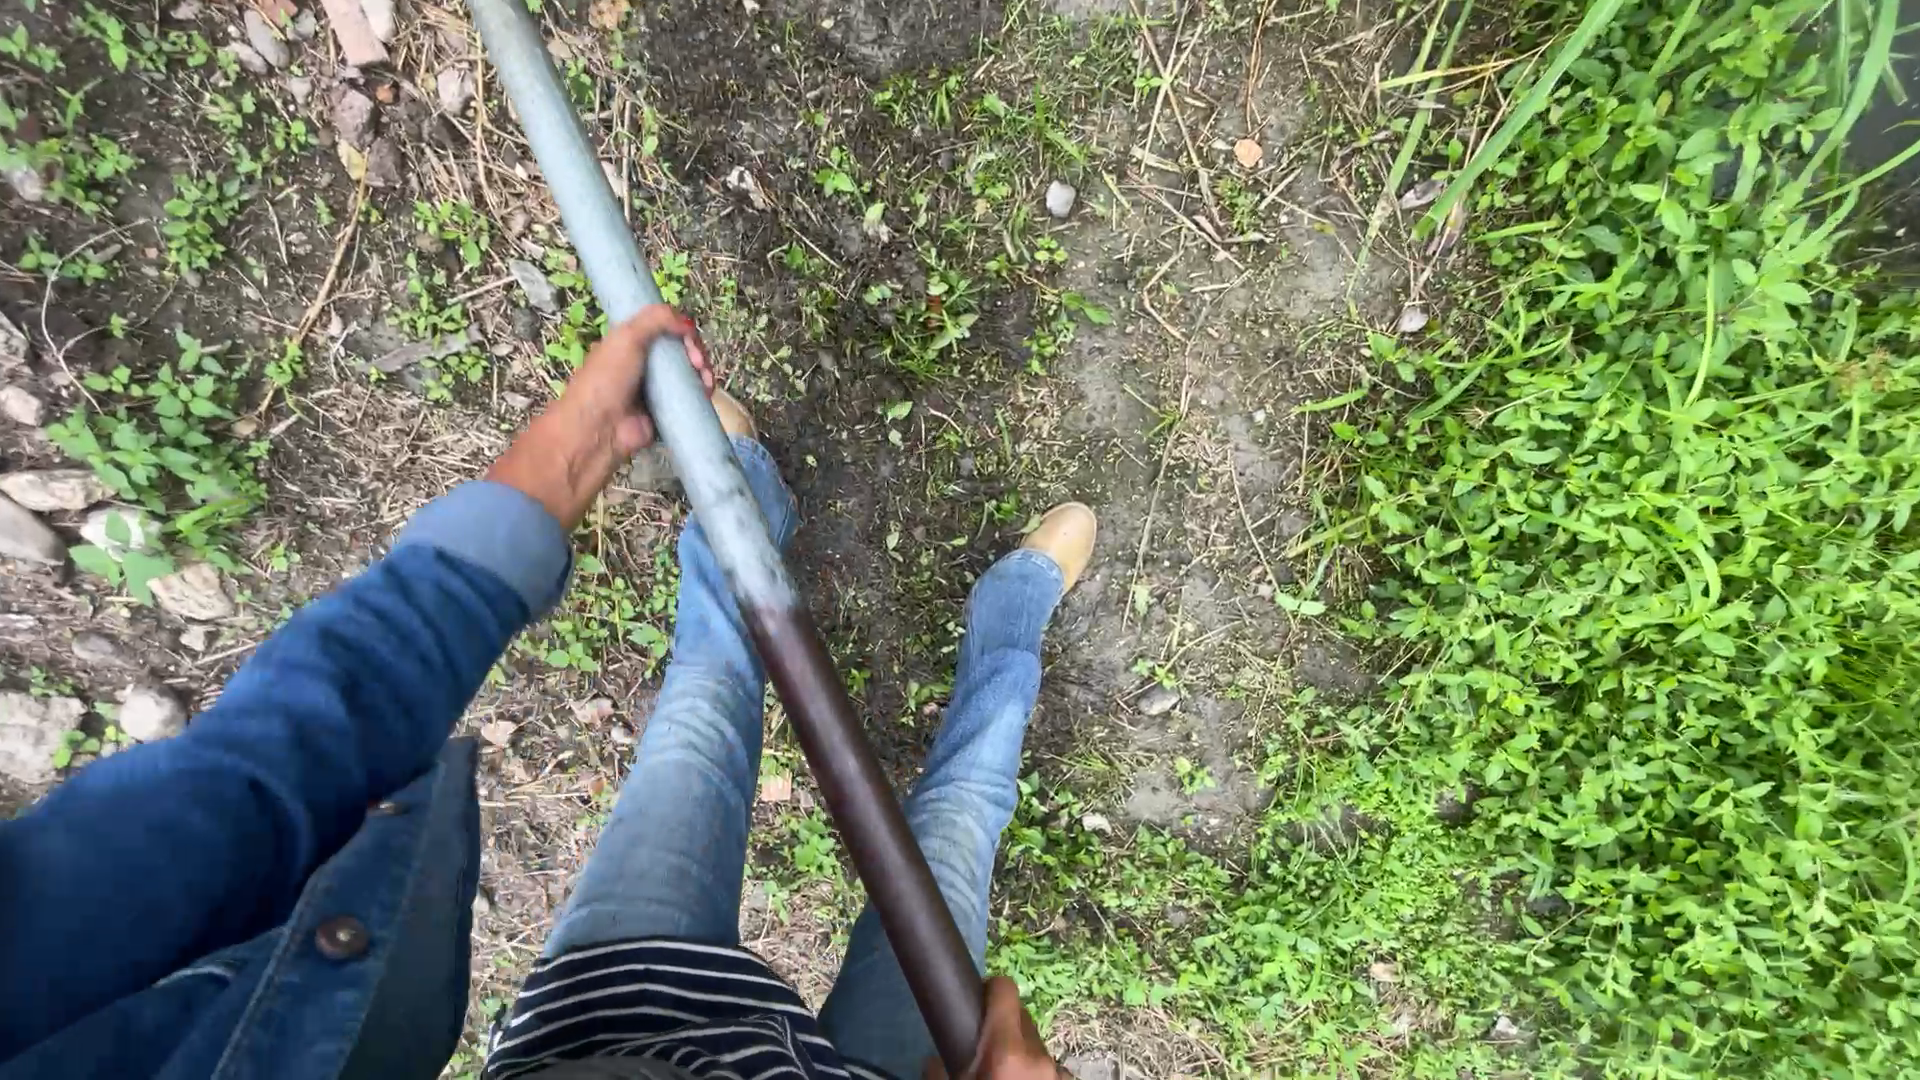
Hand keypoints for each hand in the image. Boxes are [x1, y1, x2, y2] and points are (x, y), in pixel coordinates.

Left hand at [486, 305, 711, 528]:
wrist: (600, 427)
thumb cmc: (607, 379)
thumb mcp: (626, 337)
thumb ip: (656, 319)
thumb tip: (688, 322)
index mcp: (632, 344)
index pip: (666, 330)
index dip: (682, 331)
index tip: (689, 339)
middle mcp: (646, 365)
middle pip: (682, 353)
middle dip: (697, 354)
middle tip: (699, 364)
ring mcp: (658, 389)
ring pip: (690, 375)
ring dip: (703, 374)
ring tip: (706, 382)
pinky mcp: (667, 411)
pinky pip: (690, 399)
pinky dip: (701, 395)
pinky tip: (706, 394)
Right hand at [923, 978, 1059, 1079]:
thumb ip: (941, 1064)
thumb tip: (934, 1055)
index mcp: (1006, 1051)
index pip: (1005, 988)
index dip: (990, 989)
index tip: (978, 1001)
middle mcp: (1037, 1055)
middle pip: (1020, 1016)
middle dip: (1003, 1025)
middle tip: (983, 1050)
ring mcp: (1057, 1071)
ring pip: (1034, 1042)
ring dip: (1020, 1049)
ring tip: (1001, 1072)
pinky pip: (1046, 1064)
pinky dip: (1032, 1069)